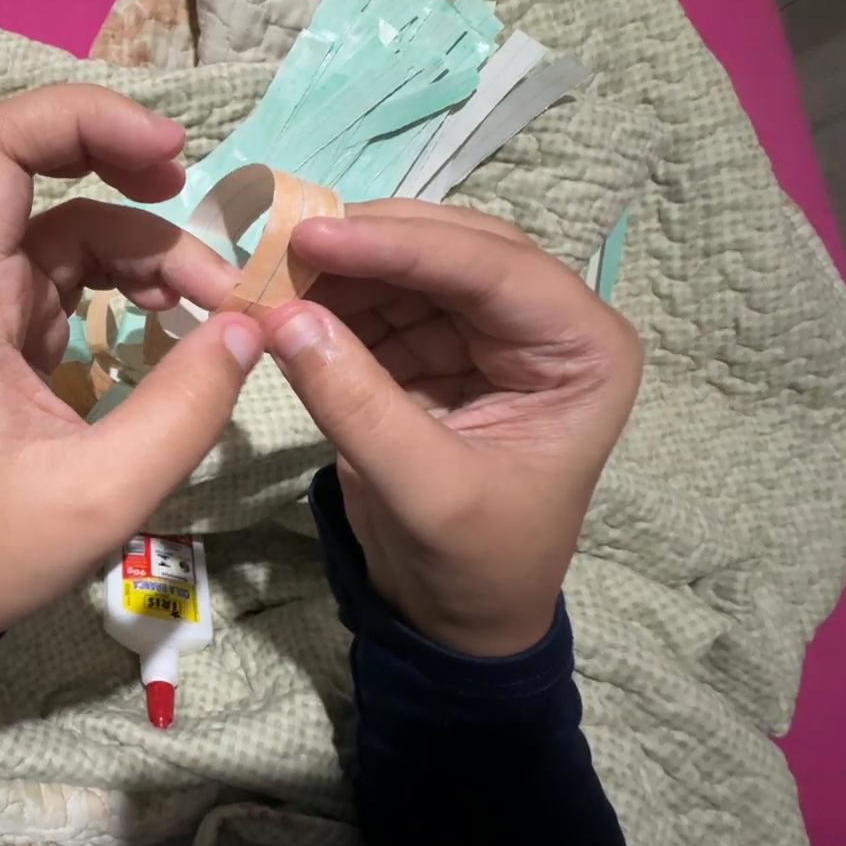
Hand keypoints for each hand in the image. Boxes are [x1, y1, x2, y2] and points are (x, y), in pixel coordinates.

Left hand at [0, 85, 265, 654]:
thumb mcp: (101, 494)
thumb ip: (184, 408)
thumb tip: (249, 327)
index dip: (78, 118)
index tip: (169, 154)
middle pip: (35, 166)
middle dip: (123, 161)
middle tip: (200, 189)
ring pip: (75, 224)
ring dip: (150, 247)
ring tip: (216, 306)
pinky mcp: (14, 329)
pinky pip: (79, 274)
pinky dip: (135, 281)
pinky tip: (177, 318)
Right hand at [260, 200, 642, 656]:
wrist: (453, 608)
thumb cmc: (471, 559)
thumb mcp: (422, 489)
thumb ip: (356, 402)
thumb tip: (283, 316)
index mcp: (579, 350)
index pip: (492, 269)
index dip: (399, 245)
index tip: (311, 236)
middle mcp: (533, 324)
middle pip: (448, 249)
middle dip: (364, 244)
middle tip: (279, 243)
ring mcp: (472, 333)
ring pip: (400, 268)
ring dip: (334, 268)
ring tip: (266, 274)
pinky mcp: (420, 350)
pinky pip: (368, 305)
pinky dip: (321, 300)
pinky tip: (279, 303)